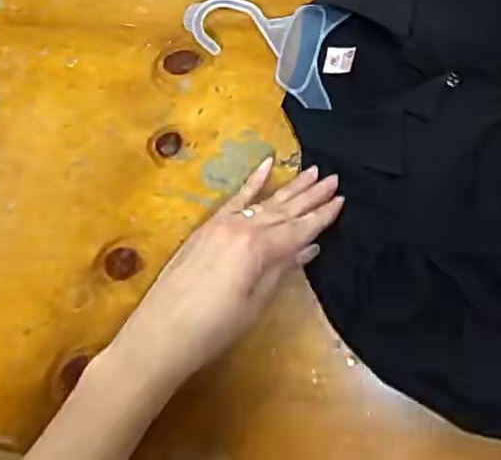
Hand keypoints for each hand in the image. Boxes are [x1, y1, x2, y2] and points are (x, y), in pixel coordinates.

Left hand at [106, 157, 344, 392]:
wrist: (158, 335)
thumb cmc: (212, 330)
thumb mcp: (254, 303)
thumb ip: (281, 270)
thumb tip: (307, 248)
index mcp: (259, 249)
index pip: (299, 229)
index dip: (322, 216)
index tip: (341, 200)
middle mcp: (244, 227)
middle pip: (285, 209)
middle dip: (312, 195)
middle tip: (334, 178)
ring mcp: (225, 223)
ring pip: (266, 201)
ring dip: (291, 187)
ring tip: (313, 171)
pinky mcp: (209, 226)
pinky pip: (237, 198)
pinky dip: (254, 181)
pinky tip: (268, 164)